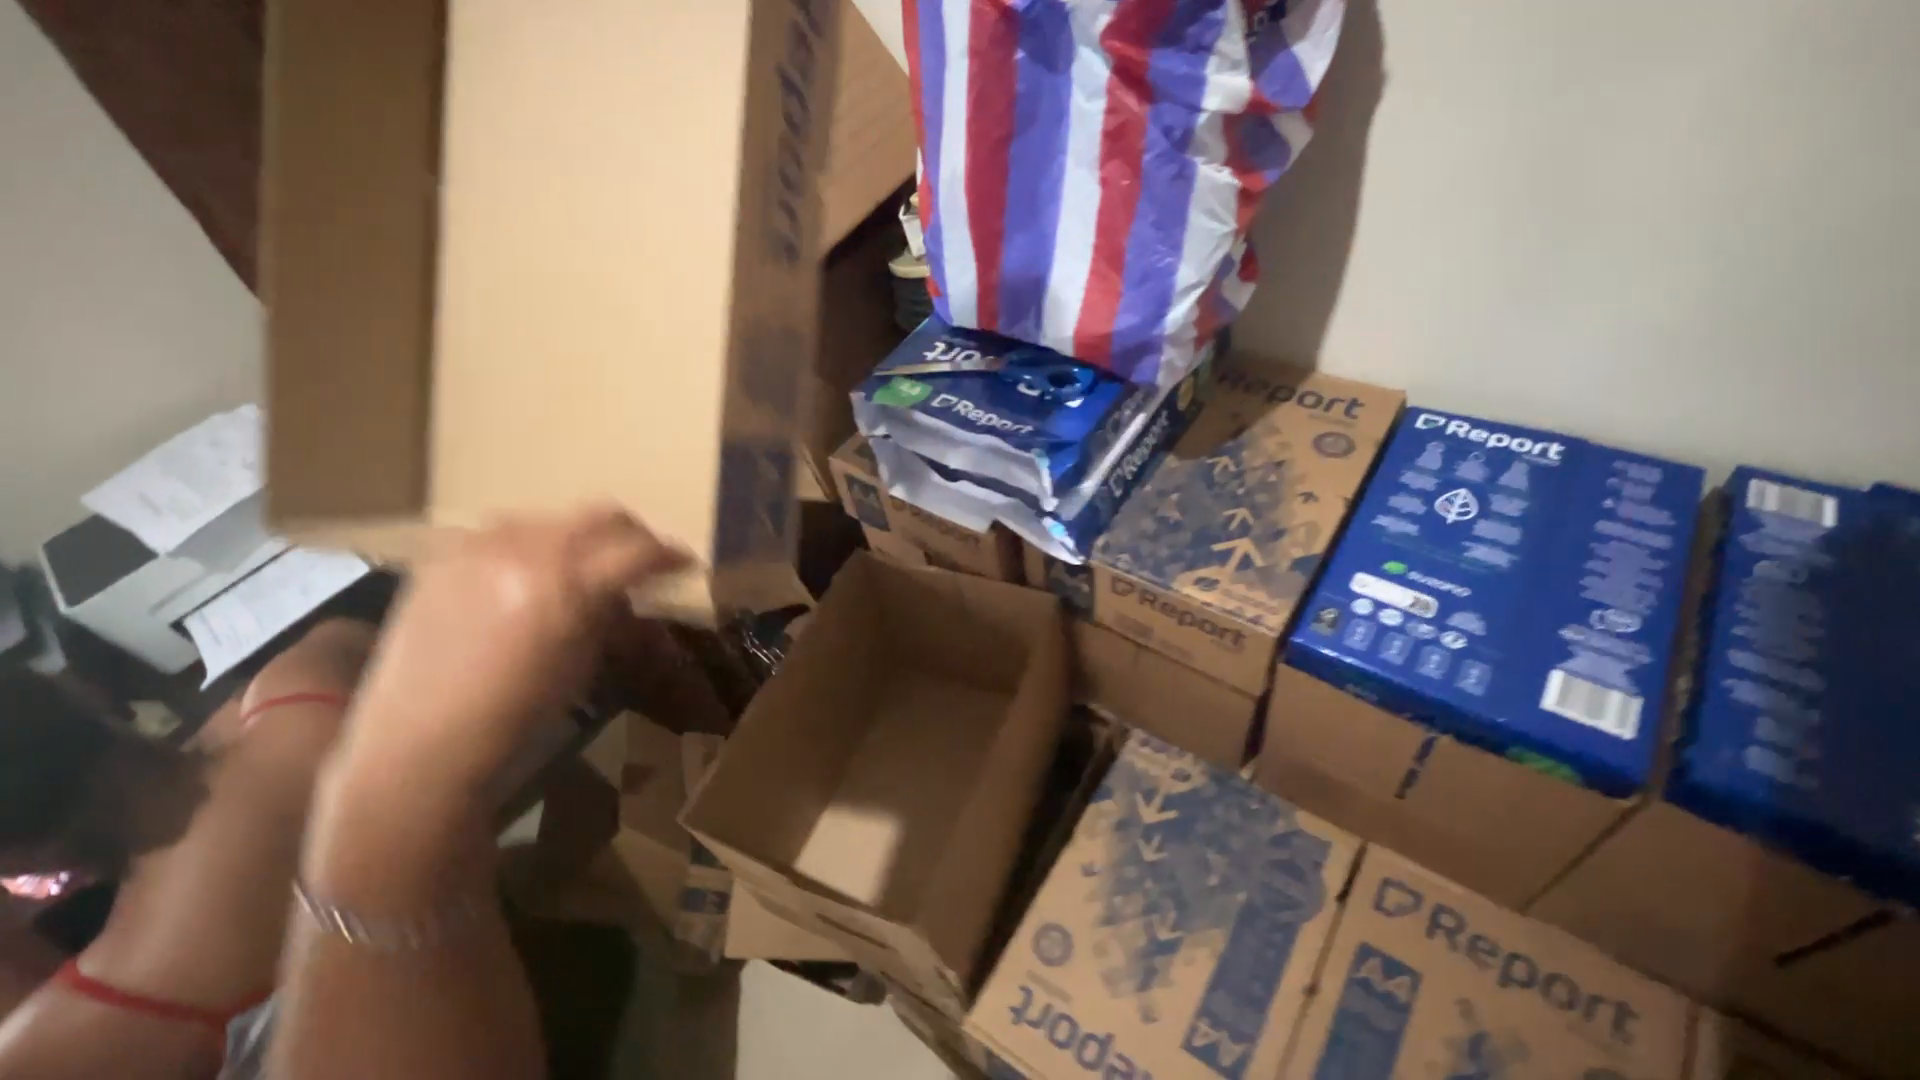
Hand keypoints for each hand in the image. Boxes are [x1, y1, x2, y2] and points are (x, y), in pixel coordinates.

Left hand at [334, 506, 688, 802]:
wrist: (421, 741)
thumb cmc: (516, 717)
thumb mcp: (583, 662)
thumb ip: (610, 613)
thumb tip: (629, 590)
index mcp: (567, 583)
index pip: (639, 549)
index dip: (670, 556)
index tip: (683, 566)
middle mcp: (524, 548)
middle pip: (600, 515)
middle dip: (631, 536)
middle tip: (642, 560)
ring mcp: (478, 544)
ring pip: (552, 519)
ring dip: (578, 540)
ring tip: (579, 572)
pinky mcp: (443, 552)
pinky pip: (503, 534)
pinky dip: (529, 550)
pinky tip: (526, 582)